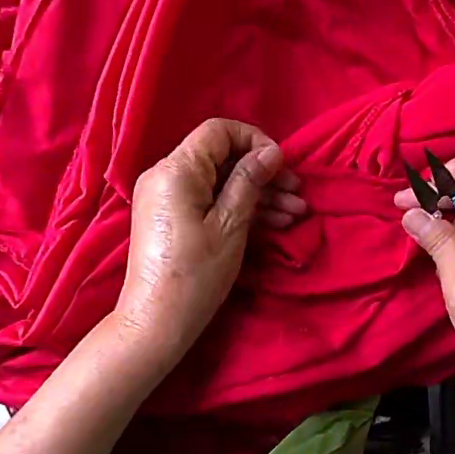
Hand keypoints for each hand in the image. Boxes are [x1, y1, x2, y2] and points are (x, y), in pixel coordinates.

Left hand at [116, 119, 305, 362]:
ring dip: (258, 194)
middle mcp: (165, 175)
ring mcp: (167, 198)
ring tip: (295, 214)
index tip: (282, 165)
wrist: (156, 322)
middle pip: (221, 158)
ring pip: (219, 182)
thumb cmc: (196, 274)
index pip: (218, 131)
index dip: (255, 140)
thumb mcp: (230, 225)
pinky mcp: (172, 218)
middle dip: (262, 173)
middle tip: (297, 194)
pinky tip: (275, 223)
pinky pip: (209, 201)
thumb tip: (271, 152)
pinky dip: (239, 208)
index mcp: (176, 170)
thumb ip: (249, 182)